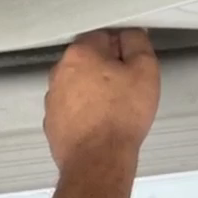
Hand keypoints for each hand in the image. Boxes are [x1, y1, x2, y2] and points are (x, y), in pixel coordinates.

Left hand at [43, 29, 160, 176]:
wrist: (98, 161)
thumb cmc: (121, 116)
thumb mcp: (145, 69)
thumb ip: (138, 43)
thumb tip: (131, 35)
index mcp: (80, 53)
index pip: (104, 36)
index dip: (123, 49)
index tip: (133, 65)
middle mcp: (60, 71)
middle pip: (89, 59)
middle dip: (107, 68)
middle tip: (128, 86)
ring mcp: (53, 98)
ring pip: (79, 83)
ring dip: (95, 90)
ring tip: (116, 108)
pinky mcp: (52, 122)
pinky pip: (73, 107)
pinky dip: (86, 111)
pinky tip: (102, 123)